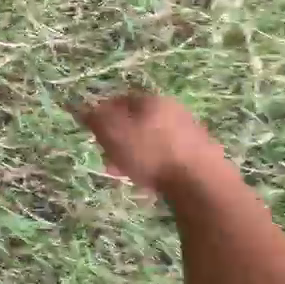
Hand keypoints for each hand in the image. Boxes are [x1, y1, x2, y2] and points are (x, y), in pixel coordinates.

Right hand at [74, 92, 225, 198]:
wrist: (202, 184)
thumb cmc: (149, 153)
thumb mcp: (110, 131)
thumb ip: (92, 117)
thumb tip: (81, 107)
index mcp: (152, 100)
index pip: (118, 100)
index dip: (101, 116)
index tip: (94, 135)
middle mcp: (174, 110)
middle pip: (136, 120)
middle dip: (119, 138)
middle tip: (108, 155)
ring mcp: (192, 132)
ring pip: (152, 139)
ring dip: (135, 153)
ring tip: (126, 171)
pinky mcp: (204, 155)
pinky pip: (169, 154)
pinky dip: (155, 163)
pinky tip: (150, 178)